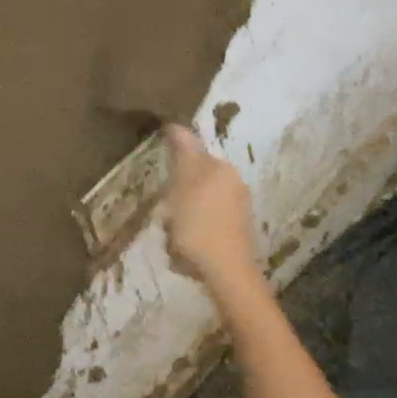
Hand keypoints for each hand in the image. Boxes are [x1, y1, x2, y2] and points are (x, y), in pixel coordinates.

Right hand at [160, 123, 258, 286]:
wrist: (227, 271)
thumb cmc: (197, 226)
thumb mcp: (181, 187)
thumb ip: (181, 155)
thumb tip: (176, 126)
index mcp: (219, 168)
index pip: (192, 150)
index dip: (173, 152)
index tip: (158, 159)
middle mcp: (233, 182)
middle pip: (197, 177)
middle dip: (179, 188)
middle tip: (162, 204)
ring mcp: (238, 208)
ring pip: (202, 201)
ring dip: (185, 211)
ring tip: (171, 231)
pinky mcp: (238, 232)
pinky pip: (209, 222)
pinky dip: (195, 229)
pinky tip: (185, 247)